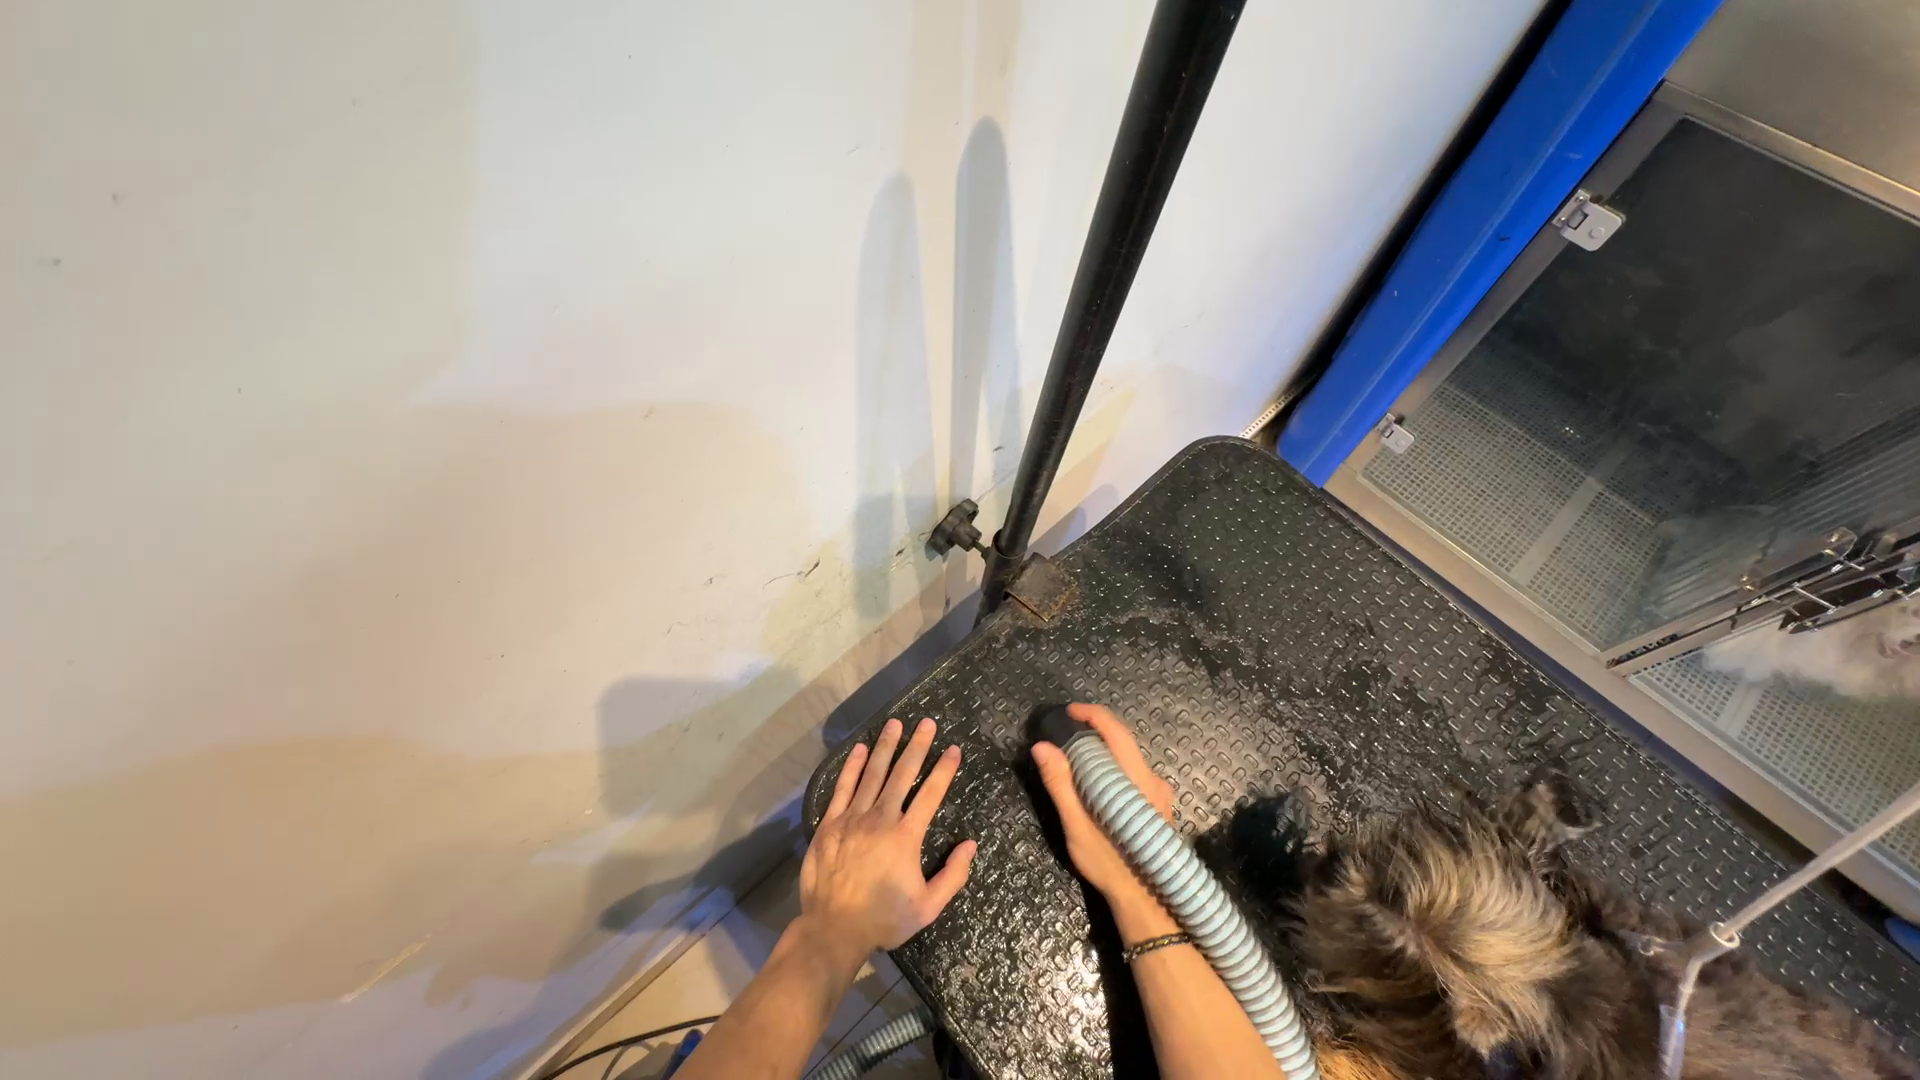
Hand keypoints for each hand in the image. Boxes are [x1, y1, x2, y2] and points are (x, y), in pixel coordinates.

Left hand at [800, 718, 976, 962]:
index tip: (953, 749)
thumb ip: (953, 875)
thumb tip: (970, 845)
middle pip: (902, 774)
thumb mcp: (928, 906)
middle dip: (917, 746)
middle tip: (927, 723)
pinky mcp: (830, 824)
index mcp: (906, 837)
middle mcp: (881, 819)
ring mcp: (853, 818)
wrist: (833, 929)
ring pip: (872, 774)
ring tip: (895, 724)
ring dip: (885, 747)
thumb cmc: (884, 919)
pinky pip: (843, 788)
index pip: (930, 794)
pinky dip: (851, 766)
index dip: (944, 769)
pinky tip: (859, 748)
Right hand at [1031, 704, 1179, 938]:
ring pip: (1129, 758)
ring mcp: (1159, 793)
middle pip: (1123, 741)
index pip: (1116, 732)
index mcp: (1136, 780)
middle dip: (1094, 730)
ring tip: (1075, 757)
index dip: (1092, 715)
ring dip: (1103, 751)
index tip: (1068, 711)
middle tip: (1065, 733)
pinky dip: (1112, 767)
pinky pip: (1133, 773)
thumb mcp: (1078, 827)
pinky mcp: (1159, 805)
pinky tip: (1095, 782)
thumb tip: (1042, 747)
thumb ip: (1060, 784)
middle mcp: (1153, 780)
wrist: (1147, 902)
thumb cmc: (1111, 865)